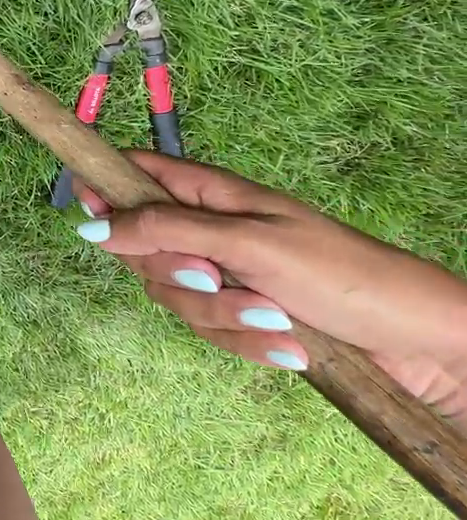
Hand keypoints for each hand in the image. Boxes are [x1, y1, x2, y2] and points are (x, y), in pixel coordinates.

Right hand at [75, 152, 466, 421]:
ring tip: (274, 320)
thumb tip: (89, 226)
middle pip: (136, 242)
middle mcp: (203, 228)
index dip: (102, 190)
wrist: (428, 345)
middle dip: (173, 272)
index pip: (128, 172)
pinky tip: (283, 347)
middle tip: (217, 279)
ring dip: (218, 314)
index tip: (98, 221)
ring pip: (167, 291)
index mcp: (206, 193)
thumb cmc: (345, 275)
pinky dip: (240, 340)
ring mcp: (219, 272)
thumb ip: (164, 229)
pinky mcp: (236, 313)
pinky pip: (201, 326)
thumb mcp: (248, 242)